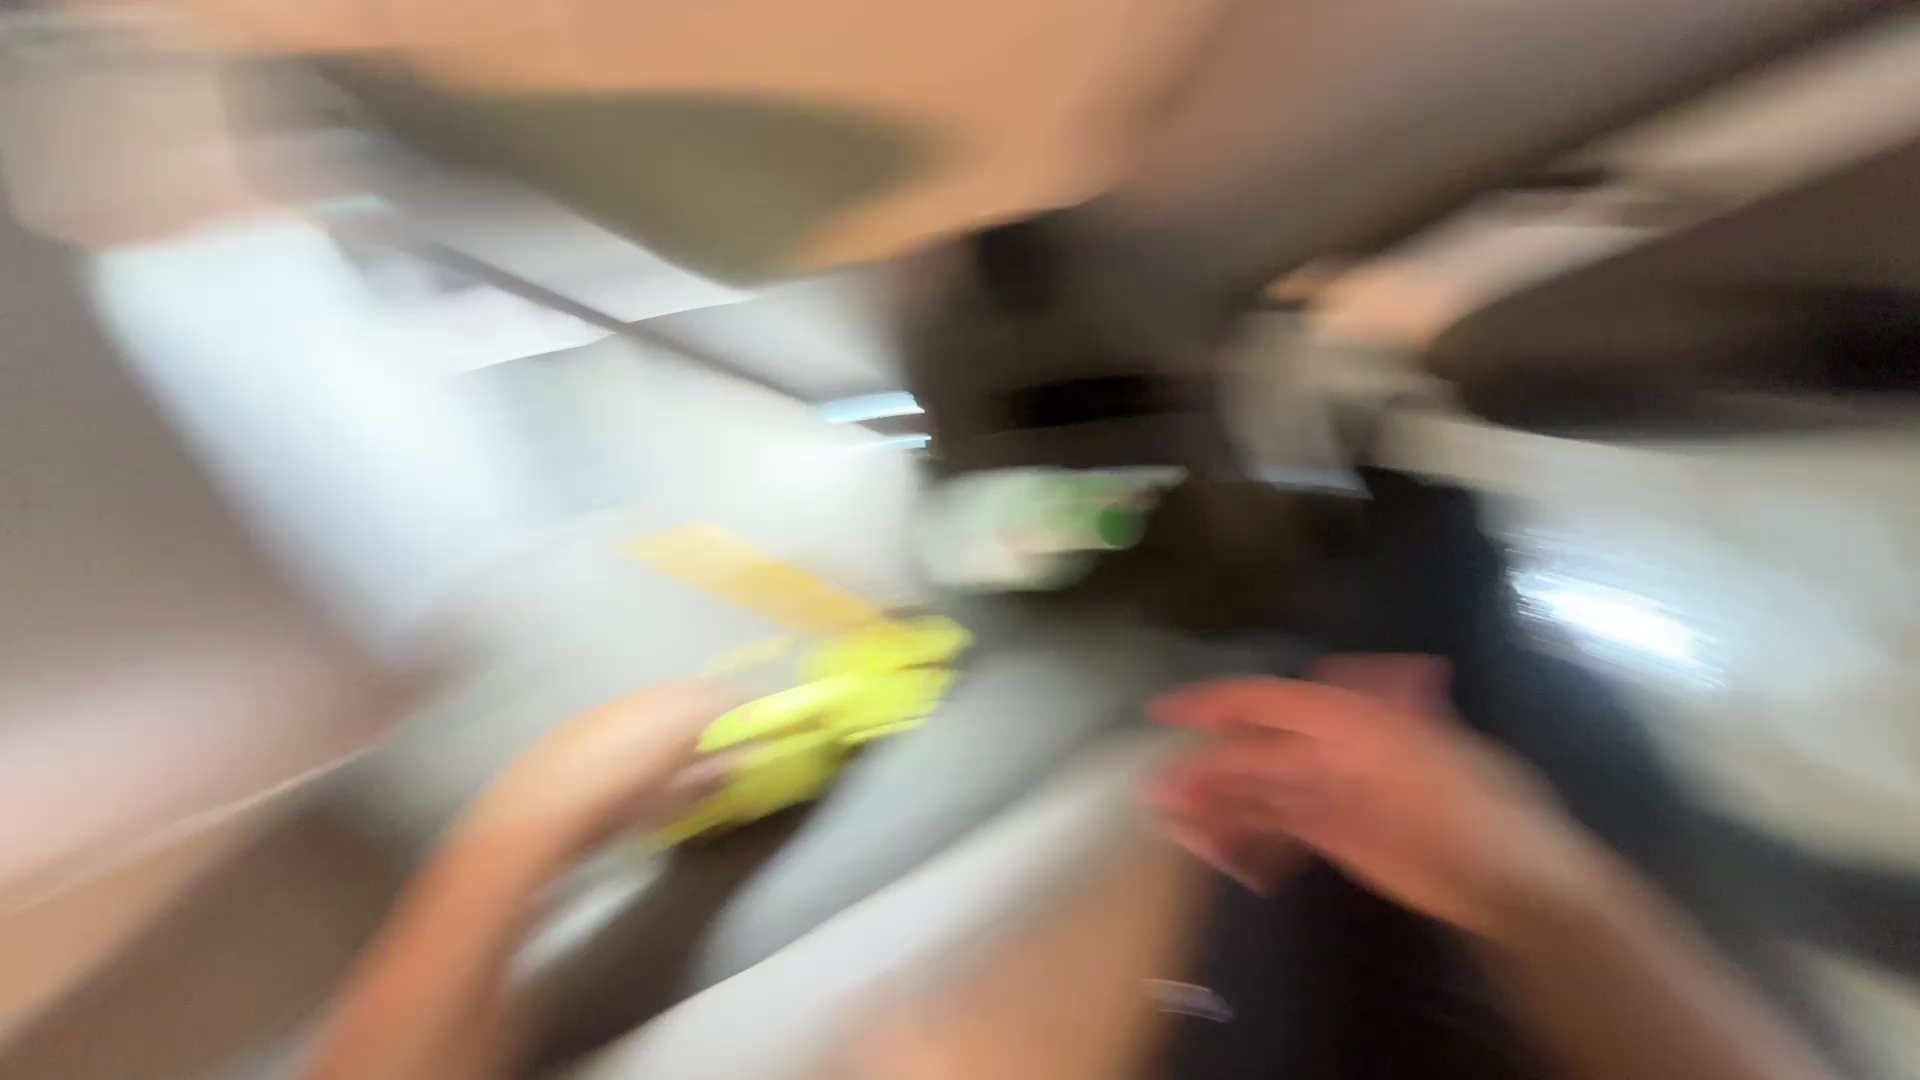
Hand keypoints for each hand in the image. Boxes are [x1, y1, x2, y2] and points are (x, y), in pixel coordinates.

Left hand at [469, 681, 734, 852]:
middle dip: (721, 709)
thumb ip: (717, 773)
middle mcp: (657, 695)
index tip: (767, 724)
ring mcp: (624, 701)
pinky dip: (657, 720)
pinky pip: (642, 708)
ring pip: (670, 698)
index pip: (732, 697)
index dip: (753, 707)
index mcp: (683, 710)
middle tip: (732, 735)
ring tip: (692, 744)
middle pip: (702, 691)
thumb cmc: (618, 806)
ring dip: (688, 713)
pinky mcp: (597, 714)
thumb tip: (750, 758)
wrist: (538, 810)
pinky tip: (647, 750)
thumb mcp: (677, 798)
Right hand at [1145, 656, 1600, 938]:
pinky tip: (1221, 852)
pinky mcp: (1326, 830)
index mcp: (1342, 719)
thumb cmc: (1472, 808)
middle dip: (1201, 772)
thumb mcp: (1429, 755)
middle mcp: (1323, 747)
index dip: (1208, 703)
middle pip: (1247, 754)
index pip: (1261, 701)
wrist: (1516, 884)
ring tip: (1177, 826)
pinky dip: (1244, 837)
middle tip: (1156, 795)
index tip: (1158, 714)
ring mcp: (1323, 790)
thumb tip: (1387, 671)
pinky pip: (1272, 829)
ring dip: (1214, 808)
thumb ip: (1386, 720)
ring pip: (1253, 793)